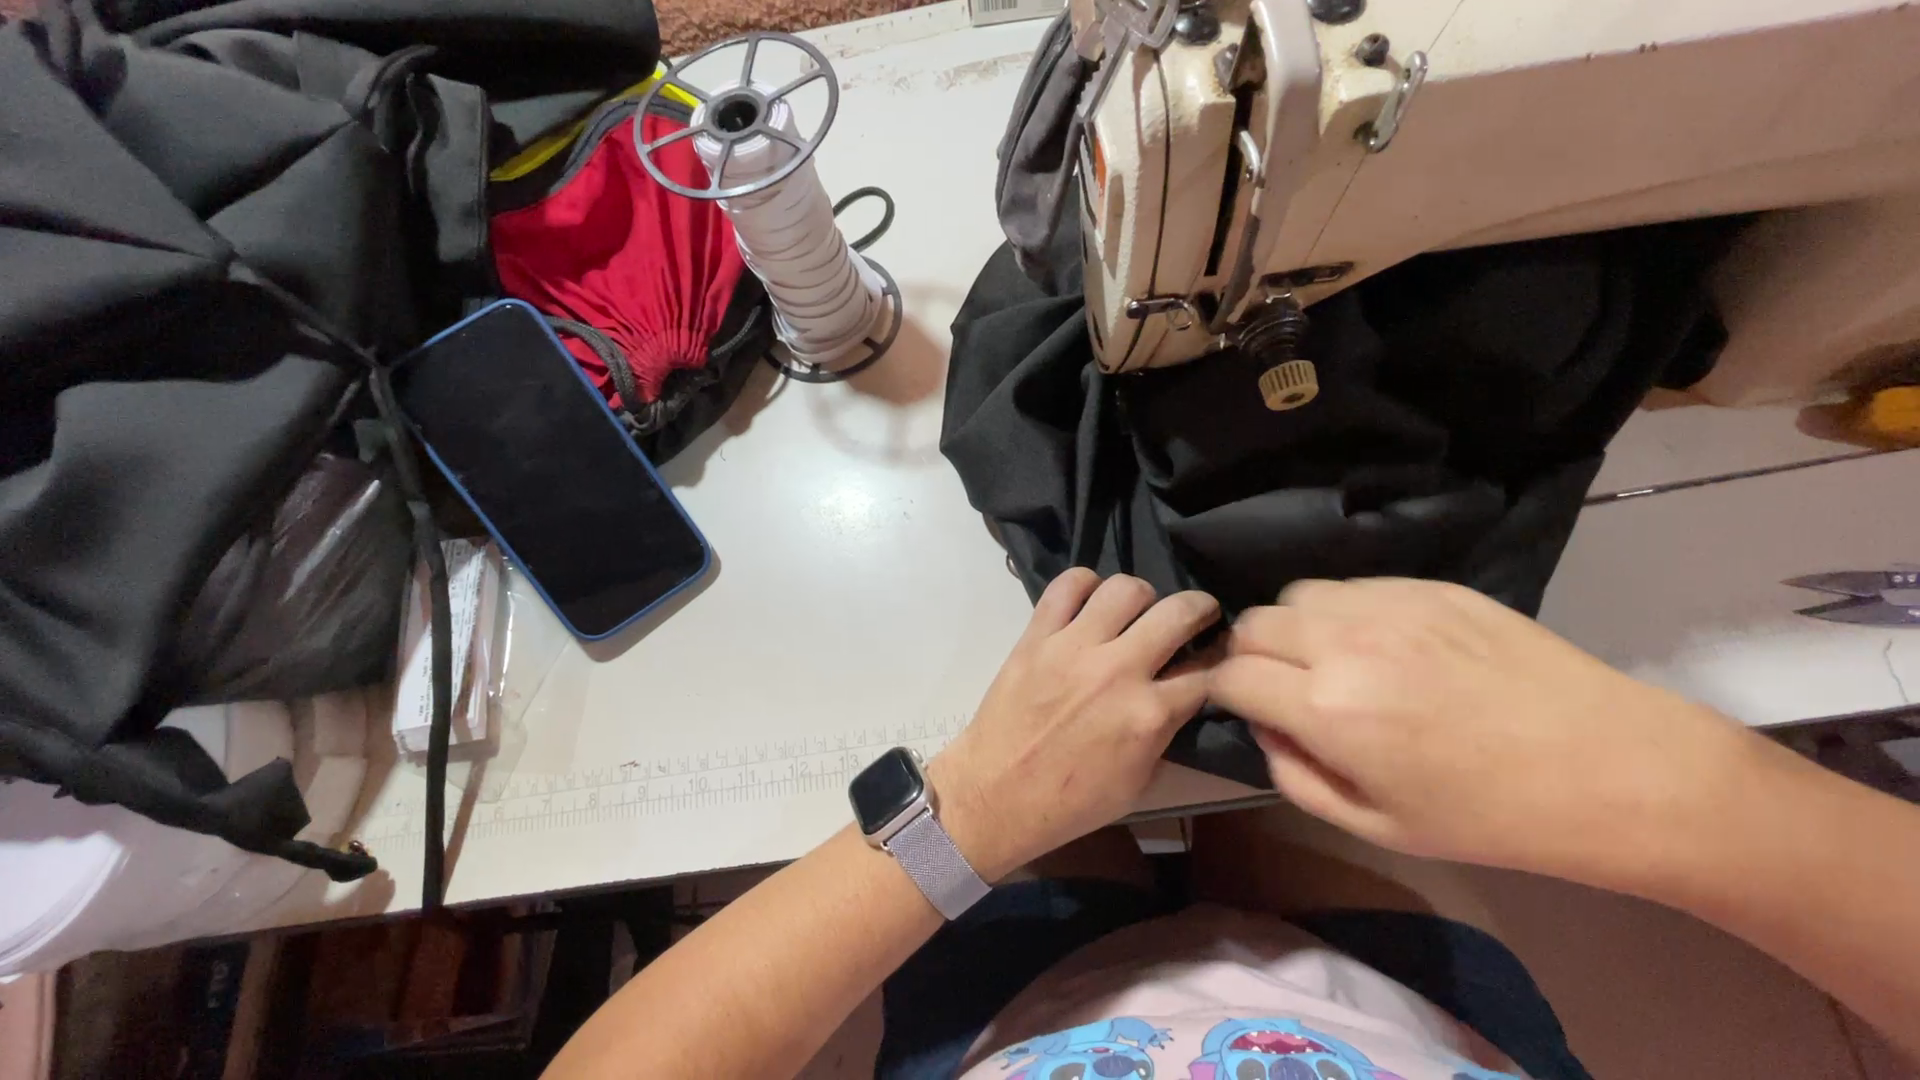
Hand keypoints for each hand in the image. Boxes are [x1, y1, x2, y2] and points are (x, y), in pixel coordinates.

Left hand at [929, 569, 1219, 880]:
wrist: (997, 794)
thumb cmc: (1072, 802)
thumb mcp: (1140, 782)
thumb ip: (1167, 732)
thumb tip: (1184, 695)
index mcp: (1149, 714)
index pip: (1207, 671)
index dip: (1221, 661)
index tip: (1219, 656)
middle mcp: (1118, 670)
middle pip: (1178, 612)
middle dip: (1200, 608)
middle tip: (1198, 614)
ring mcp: (1074, 647)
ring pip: (1126, 588)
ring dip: (1143, 596)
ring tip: (1138, 610)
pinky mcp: (1036, 636)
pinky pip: (1066, 585)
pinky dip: (1085, 583)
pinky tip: (1091, 600)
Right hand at [1209, 577, 1760, 889]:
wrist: (1613, 769)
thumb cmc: (1489, 816)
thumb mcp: (1376, 824)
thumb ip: (1294, 775)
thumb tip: (1265, 727)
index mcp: (1328, 710)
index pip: (1231, 675)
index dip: (1225, 692)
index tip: (1242, 707)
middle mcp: (1346, 644)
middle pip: (1253, 624)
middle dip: (1250, 655)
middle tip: (1283, 685)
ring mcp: (1390, 606)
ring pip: (1297, 595)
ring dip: (1295, 627)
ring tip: (1330, 658)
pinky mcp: (1430, 587)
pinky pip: (1353, 586)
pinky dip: (1344, 612)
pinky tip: (1383, 644)